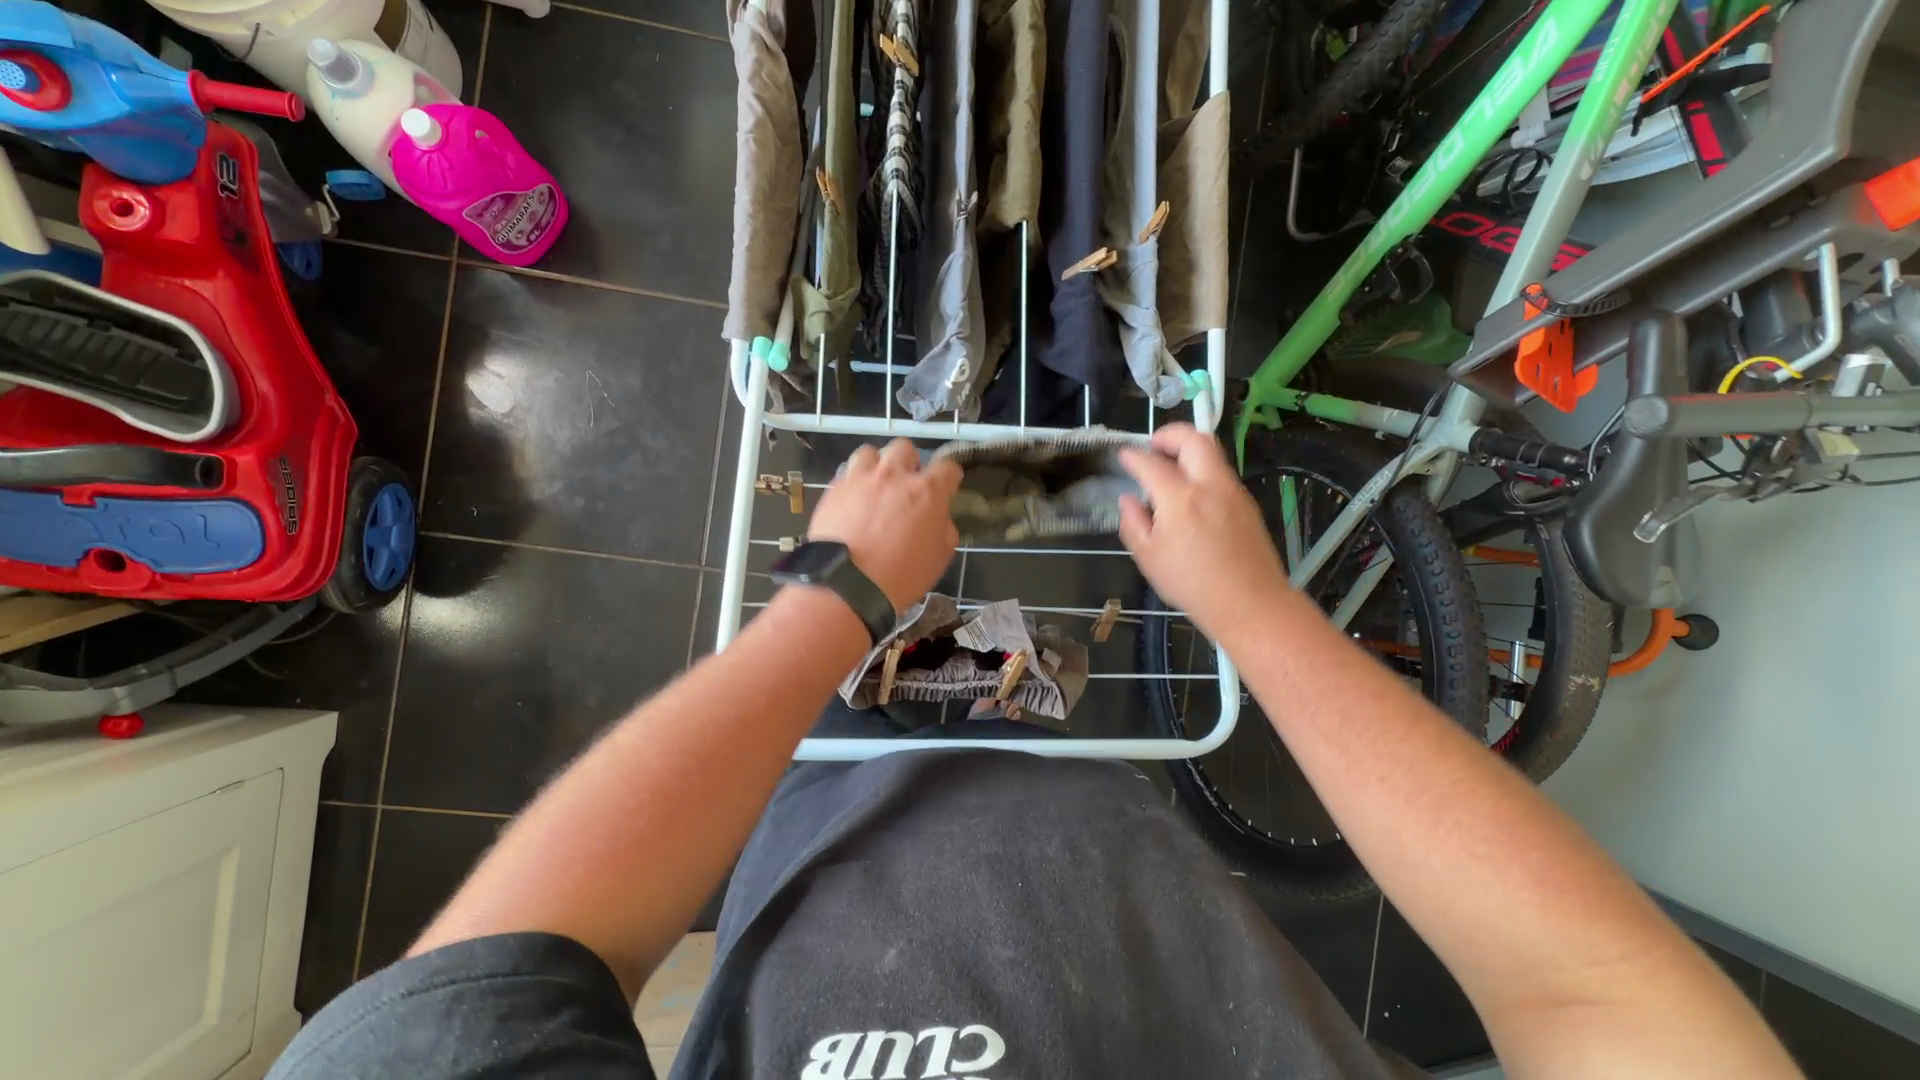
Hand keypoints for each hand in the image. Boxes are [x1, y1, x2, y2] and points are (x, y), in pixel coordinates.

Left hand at [809, 439, 961, 611]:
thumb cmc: (902, 576)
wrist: (847, 585)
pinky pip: (846, 472)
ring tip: (875, 485)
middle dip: (909, 463)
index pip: (948, 467)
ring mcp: (860, 478)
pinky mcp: (834, 488)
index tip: (947, 487)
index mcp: (927, 491)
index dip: (949, 477)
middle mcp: (894, 475)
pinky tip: (853, 499)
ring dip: (877, 465)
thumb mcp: (940, 558)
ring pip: (870, 452)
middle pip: (905, 448)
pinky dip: (853, 481)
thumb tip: (939, 518)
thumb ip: (944, 529)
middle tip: (906, 485)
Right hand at [1118, 424, 1290, 635]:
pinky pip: (1222, 474)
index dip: (1133, 456)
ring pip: (1212, 453)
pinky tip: (1192, 494)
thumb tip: (1129, 500)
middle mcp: (1209, 485)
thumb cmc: (1192, 585)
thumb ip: (1134, 523)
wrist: (1250, 603)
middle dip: (1170, 434)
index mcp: (1180, 498)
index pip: (1151, 464)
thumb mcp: (1149, 558)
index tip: (1124, 456)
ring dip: (1189, 451)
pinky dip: (1203, 470)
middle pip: (1193, 439)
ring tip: (1171, 467)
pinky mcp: (1247, 504)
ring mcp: (1233, 492)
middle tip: (1154, 445)